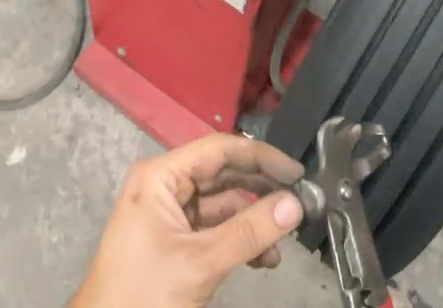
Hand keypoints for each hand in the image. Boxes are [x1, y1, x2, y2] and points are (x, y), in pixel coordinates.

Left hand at [69, 133, 306, 307]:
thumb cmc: (143, 294)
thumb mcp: (200, 262)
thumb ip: (248, 232)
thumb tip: (295, 205)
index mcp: (160, 176)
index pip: (218, 150)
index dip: (260, 157)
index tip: (296, 171)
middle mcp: (165, 185)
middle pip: (223, 174)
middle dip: (261, 190)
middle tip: (299, 201)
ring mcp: (170, 213)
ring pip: (223, 204)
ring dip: (254, 221)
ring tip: (284, 239)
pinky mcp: (176, 240)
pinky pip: (216, 229)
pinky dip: (240, 240)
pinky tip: (264, 258)